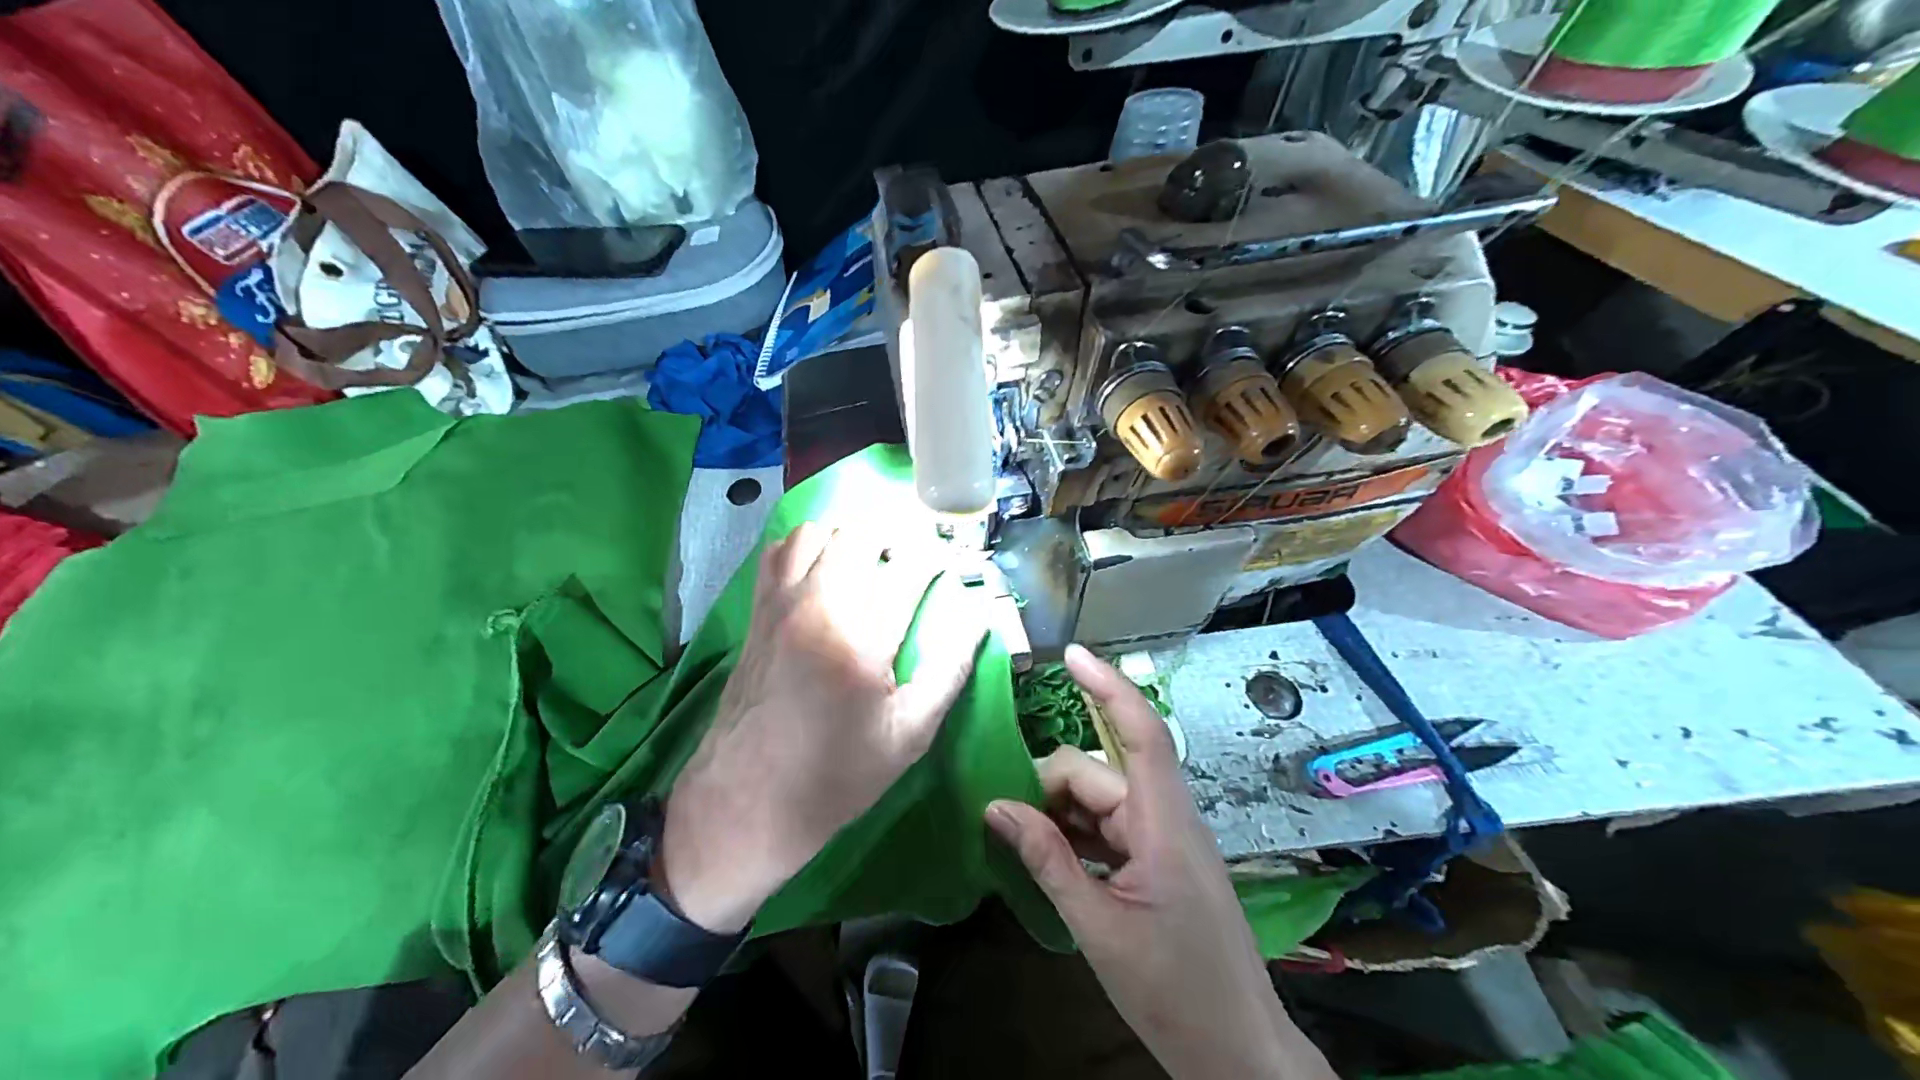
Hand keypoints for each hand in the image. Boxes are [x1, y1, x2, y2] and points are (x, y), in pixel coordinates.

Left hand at [660, 522, 983, 933]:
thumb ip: (948, 672)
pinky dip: (803, 548)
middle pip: (857, 536)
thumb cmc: (836, 777)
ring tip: (869, 559)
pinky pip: (776, 555)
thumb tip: (977, 620)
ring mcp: (778, 608)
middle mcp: (815, 610)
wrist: (745, 803)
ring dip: (847, 536)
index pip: (907, 571)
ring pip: (812, 534)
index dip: (936, 558)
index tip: (951, 561)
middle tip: (913, 556)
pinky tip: (820, 570)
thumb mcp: (909, 736)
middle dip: (895, 534)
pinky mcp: (756, 616)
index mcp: (860, 643)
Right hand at [986, 646, 1337, 1079]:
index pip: (1141, 733)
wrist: (1238, 1055)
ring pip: (1100, 802)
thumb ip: (1048, 861)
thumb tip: (997, 807)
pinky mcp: (1159, 863)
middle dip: (1049, 787)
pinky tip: (1047, 857)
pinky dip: (1076, 836)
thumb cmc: (1176, 993)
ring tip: (1019, 842)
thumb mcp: (1099, 928)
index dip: (1108, 688)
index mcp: (1164, 823)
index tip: (1071, 656)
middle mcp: (1166, 819)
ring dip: (1059, 814)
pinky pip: (1109, 829)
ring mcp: (1164, 841)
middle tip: (1003, 821)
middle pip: (1099, 774)